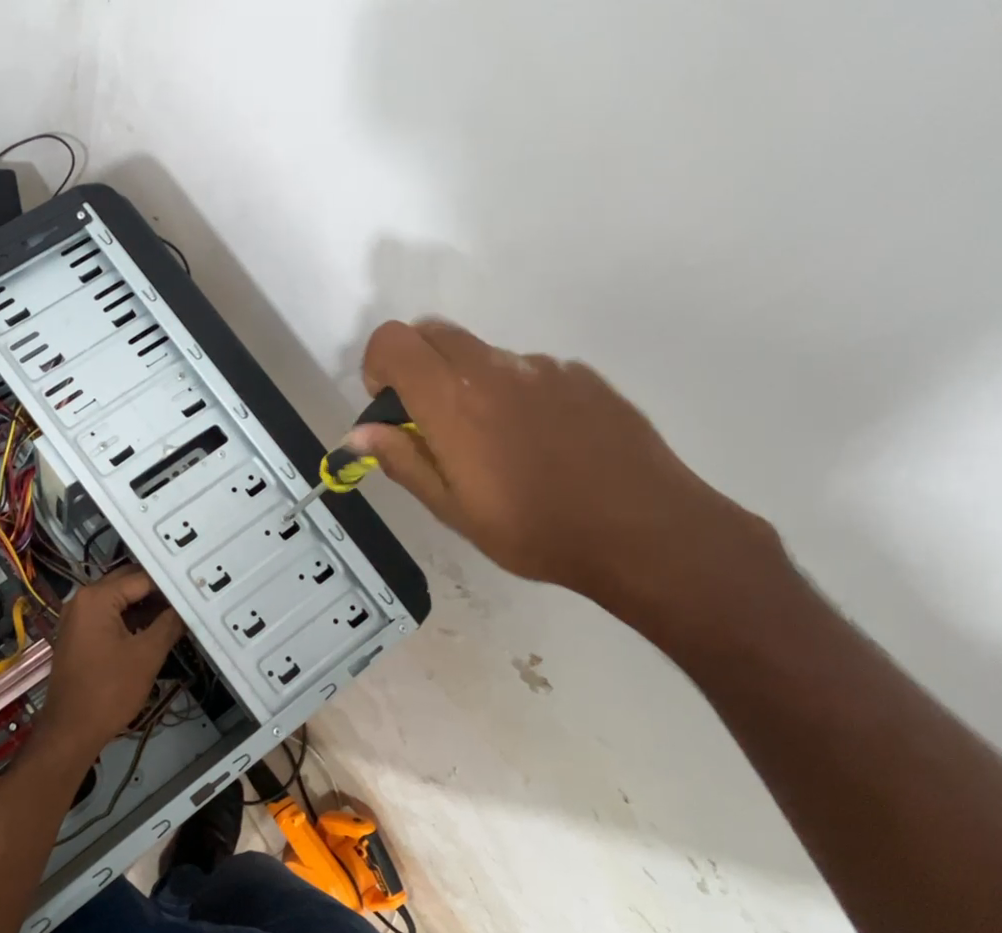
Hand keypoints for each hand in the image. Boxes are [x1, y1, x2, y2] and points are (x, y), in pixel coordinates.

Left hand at [35, 568, 184, 760]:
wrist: (71, 729)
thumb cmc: (109, 690)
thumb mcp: (146, 655)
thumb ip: (169, 624)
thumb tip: (186, 608)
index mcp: (96, 598)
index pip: (140, 578)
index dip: (169, 583)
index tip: (196, 586)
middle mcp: (82, 600)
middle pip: (126, 584)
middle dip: (157, 591)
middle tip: (190, 596)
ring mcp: (77, 618)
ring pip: (118, 602)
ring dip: (145, 606)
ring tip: (180, 611)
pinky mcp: (79, 636)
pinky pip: (109, 617)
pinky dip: (131, 620)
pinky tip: (156, 628)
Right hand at [351, 319, 779, 604]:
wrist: (641, 529)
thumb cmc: (533, 530)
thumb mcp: (453, 509)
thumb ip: (403, 461)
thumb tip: (360, 433)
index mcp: (453, 399)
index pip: (393, 341)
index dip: (378, 367)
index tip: (392, 410)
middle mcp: (495, 367)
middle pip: (435, 332)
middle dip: (417, 367)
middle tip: (433, 426)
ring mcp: (544, 367)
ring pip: (484, 356)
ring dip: (470, 386)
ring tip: (500, 450)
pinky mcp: (583, 376)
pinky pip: (530, 373)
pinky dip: (516, 397)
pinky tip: (544, 448)